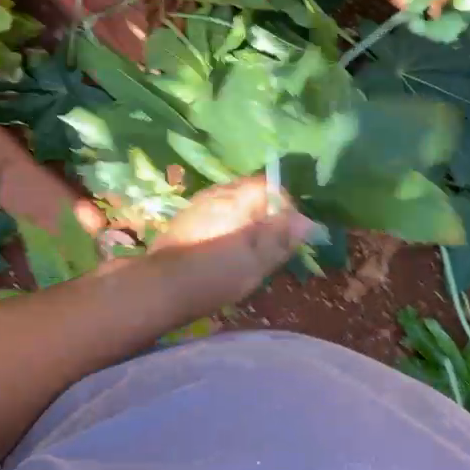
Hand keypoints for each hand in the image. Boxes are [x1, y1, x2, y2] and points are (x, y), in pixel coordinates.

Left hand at [144, 175, 313, 315]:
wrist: (163, 284)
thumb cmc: (216, 272)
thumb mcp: (257, 260)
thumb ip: (281, 237)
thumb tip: (306, 220)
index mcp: (237, 197)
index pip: (270, 185)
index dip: (286, 206)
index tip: (290, 233)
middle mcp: (217, 192)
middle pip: (250, 191)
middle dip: (266, 212)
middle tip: (273, 244)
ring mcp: (198, 203)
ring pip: (232, 201)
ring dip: (246, 218)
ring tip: (251, 250)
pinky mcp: (186, 217)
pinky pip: (216, 212)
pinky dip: (227, 224)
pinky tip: (226, 248)